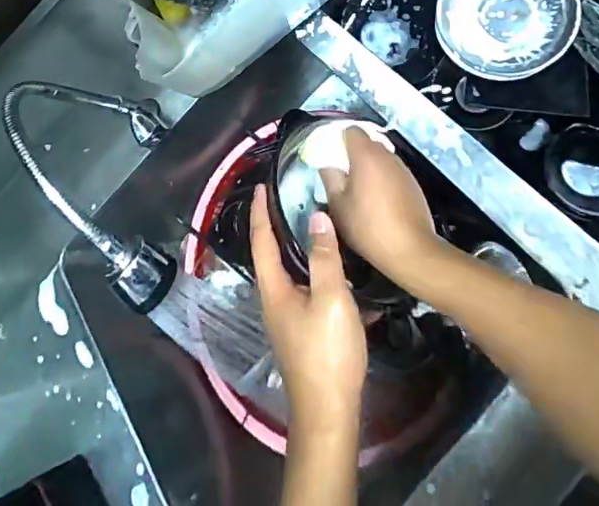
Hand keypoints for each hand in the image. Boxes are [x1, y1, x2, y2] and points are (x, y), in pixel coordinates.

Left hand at [249, 184, 366, 431]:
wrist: (329, 412)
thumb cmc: (327, 352)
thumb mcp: (331, 299)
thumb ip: (324, 258)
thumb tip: (315, 217)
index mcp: (273, 288)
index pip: (260, 239)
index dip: (259, 211)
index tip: (260, 186)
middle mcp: (274, 299)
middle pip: (270, 254)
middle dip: (275, 225)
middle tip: (288, 198)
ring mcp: (288, 317)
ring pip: (290, 272)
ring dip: (296, 248)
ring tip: (313, 226)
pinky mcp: (303, 331)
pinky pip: (307, 290)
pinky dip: (317, 273)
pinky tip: (340, 272)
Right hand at [317, 128, 450, 285]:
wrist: (411, 251)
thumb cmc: (368, 225)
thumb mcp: (338, 204)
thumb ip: (329, 177)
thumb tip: (327, 163)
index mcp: (366, 154)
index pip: (351, 130)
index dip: (339, 139)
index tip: (331, 156)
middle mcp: (387, 155)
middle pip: (367, 142)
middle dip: (353, 154)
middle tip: (343, 175)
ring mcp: (404, 170)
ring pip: (381, 158)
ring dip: (370, 167)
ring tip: (360, 190)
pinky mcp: (414, 185)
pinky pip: (393, 173)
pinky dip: (384, 179)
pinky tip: (379, 202)